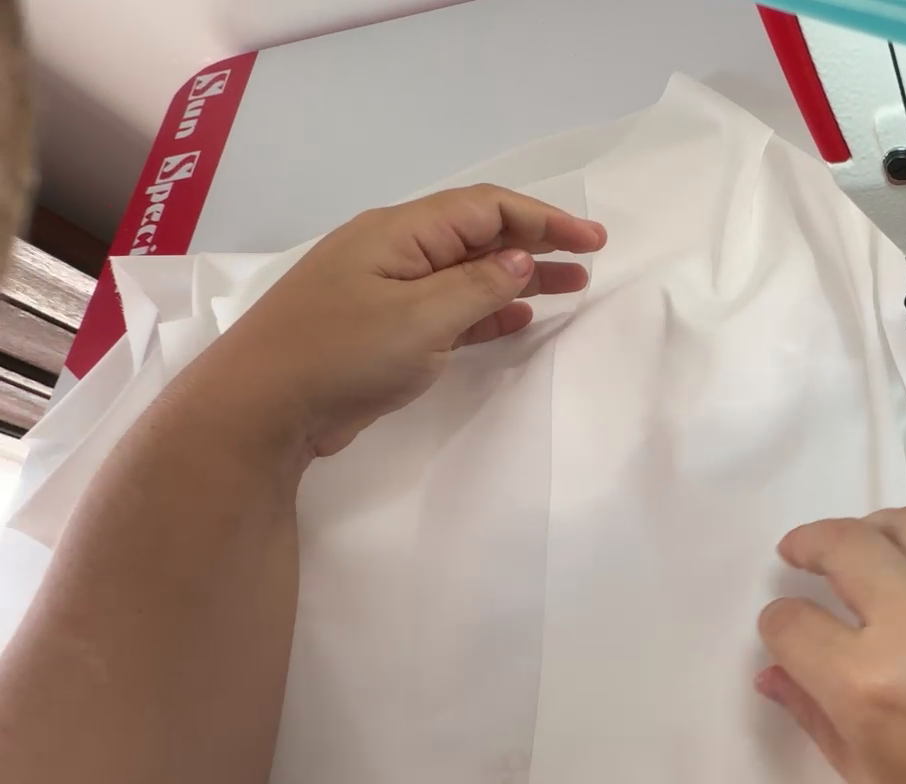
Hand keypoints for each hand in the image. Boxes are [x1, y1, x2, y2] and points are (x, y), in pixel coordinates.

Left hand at [198, 184, 605, 456]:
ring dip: (522, 276)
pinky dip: (494, 309)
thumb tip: (520, 260)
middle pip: (481, 234)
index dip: (544, 218)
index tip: (593, 239)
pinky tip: (521, 316)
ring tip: (572, 285)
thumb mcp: (421, 317)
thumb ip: (478, 286)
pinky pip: (458, 307)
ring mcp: (395, 290)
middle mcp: (398, 252)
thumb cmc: (343, 354)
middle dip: (539, 240)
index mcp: (400, 233)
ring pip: (473, 272)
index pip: (485, 208)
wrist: (266, 408)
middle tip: (591, 254)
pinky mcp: (395, 328)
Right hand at [756, 508, 905, 783]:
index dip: (778, 625)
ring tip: (861, 543)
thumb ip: (817, 719)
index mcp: (870, 687)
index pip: (794, 625)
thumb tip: (772, 673)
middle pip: (847, 546)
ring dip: (872, 526)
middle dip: (809, 544)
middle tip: (799, 552)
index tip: (785, 632)